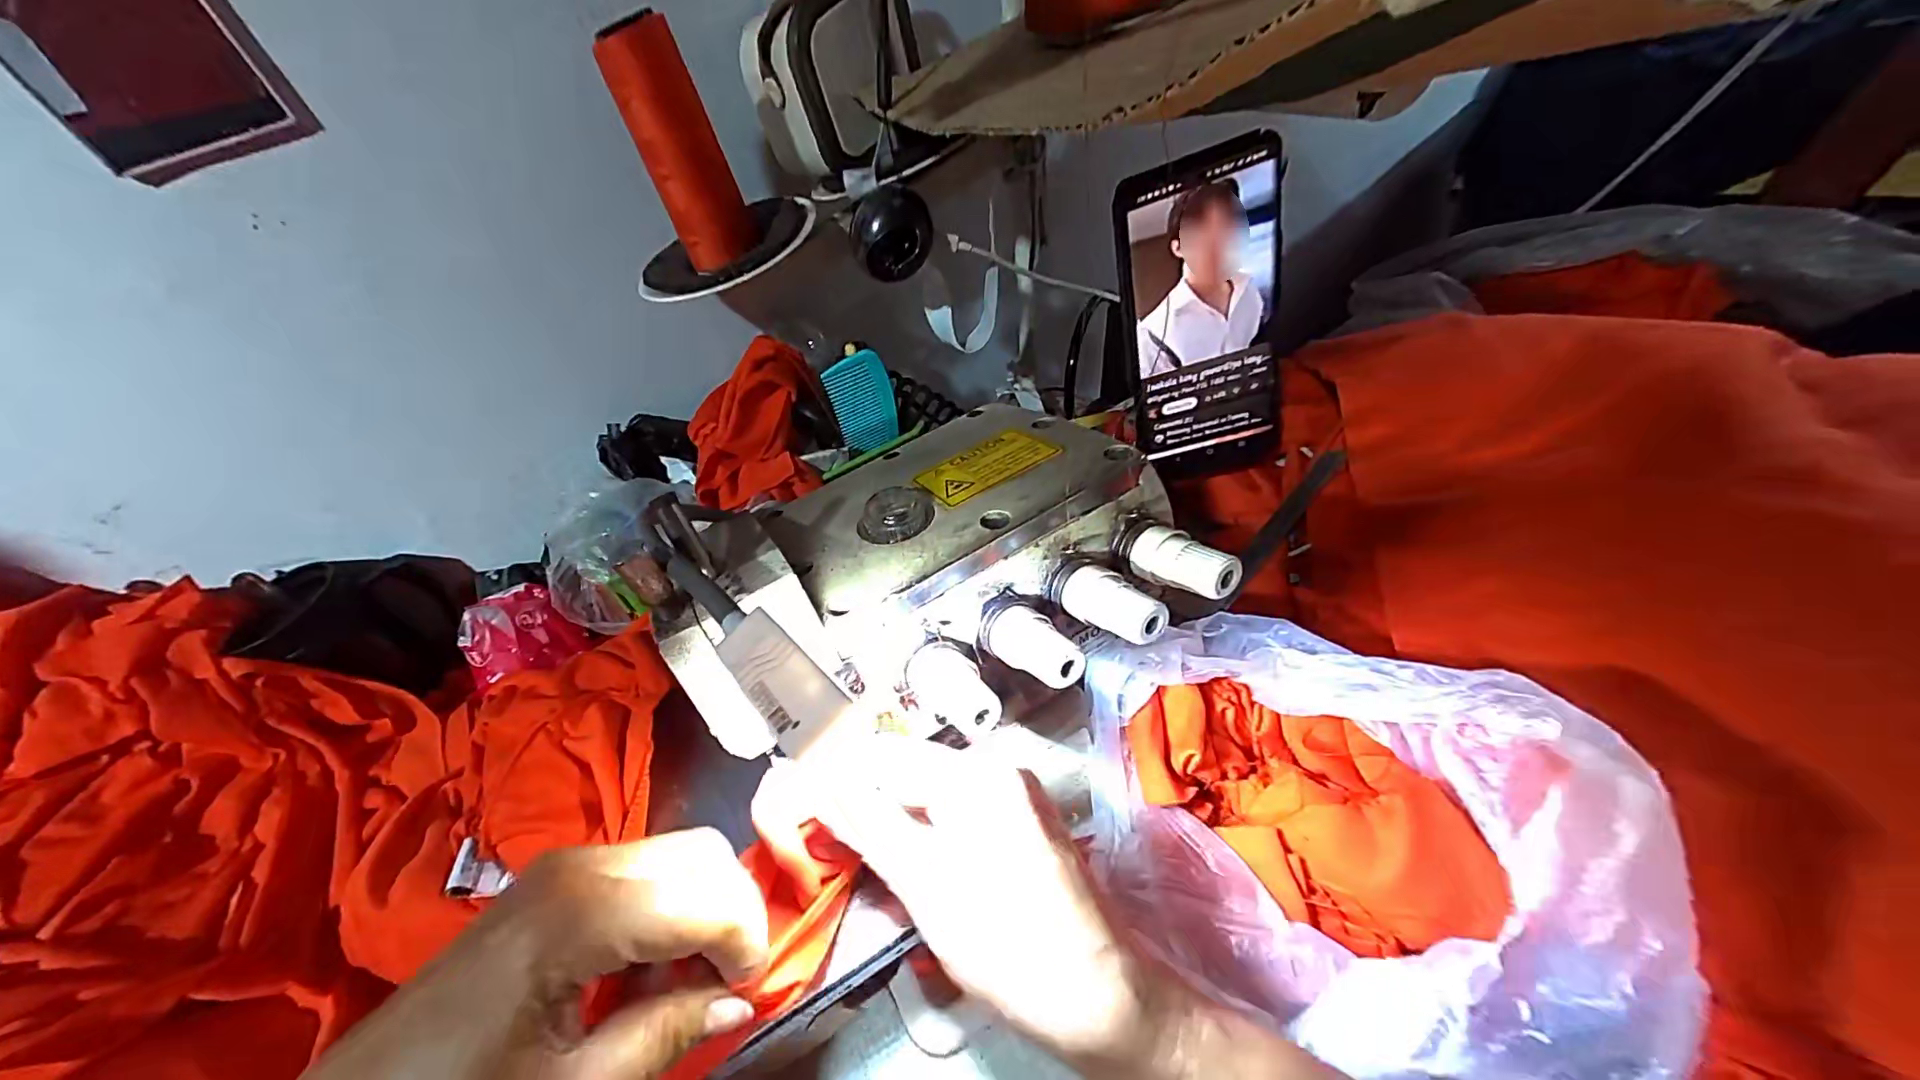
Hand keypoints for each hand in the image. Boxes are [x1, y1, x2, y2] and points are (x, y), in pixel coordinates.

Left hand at [305, 829, 769, 1079]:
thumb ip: (664, 1035)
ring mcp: (570, 862)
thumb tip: (741, 1004)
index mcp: (581, 913)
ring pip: (683, 852)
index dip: (745, 942)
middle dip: (732, 913)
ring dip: (705, 907)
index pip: (706, 897)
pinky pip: (650, 865)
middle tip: (723, 984)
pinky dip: (673, 904)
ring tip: (680, 981)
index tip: (746, 993)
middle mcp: (583, 864)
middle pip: (704, 854)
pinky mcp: (561, 874)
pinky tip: (646, 966)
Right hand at [790, 737, 1155, 1066]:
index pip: (885, 754)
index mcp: (976, 776)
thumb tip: (825, 786)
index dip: (837, 775)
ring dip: (890, 812)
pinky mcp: (1020, 821)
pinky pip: (956, 809)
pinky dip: (923, 827)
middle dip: (862, 795)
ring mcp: (1014, 795)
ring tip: (857, 847)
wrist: (1097, 994)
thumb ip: (869, 825)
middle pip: (909, 767)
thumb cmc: (1009, 946)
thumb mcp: (924, 884)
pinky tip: (905, 858)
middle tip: (824, 831)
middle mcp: (999, 771)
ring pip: (930, 790)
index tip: (802, 801)